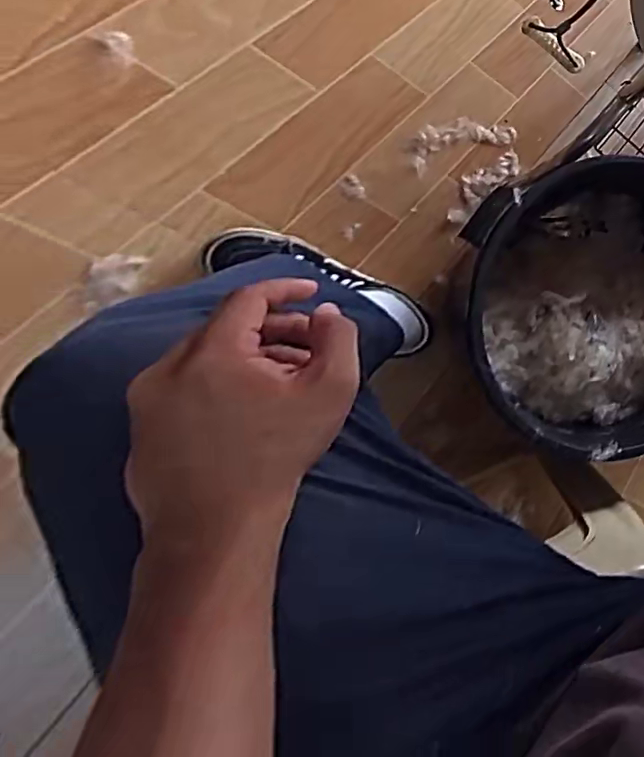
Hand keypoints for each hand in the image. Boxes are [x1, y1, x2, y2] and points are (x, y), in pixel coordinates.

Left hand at [125, 279, 359, 548]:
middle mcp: (167, 369)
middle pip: (228, 327)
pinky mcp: (143, 421)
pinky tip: (261, 402)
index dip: (285, 289)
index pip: (246, 300)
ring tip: (294, 378)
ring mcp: (147, 398)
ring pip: (209, 354)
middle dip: (278, 328)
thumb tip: (326, 313)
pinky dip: (230, 376)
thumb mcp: (333, 386)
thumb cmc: (280, 448)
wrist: (216, 517)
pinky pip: (191, 380)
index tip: (315, 291)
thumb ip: (338, 338)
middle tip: (317, 347)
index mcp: (211, 355)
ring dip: (256, 353)